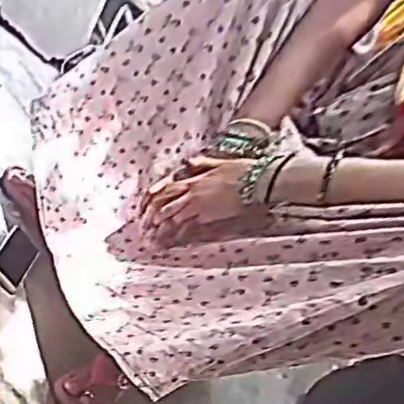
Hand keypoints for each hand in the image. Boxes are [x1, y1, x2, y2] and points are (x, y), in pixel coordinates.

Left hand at [141, 155, 260, 241]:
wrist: (261, 180)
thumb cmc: (245, 170)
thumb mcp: (221, 163)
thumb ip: (202, 164)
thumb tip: (187, 162)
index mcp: (194, 178)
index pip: (164, 189)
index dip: (150, 200)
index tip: (142, 210)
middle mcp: (191, 191)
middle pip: (162, 204)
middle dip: (150, 217)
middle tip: (144, 228)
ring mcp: (196, 203)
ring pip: (169, 216)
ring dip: (159, 227)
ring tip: (151, 237)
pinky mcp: (204, 214)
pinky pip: (183, 226)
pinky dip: (173, 234)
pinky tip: (168, 241)